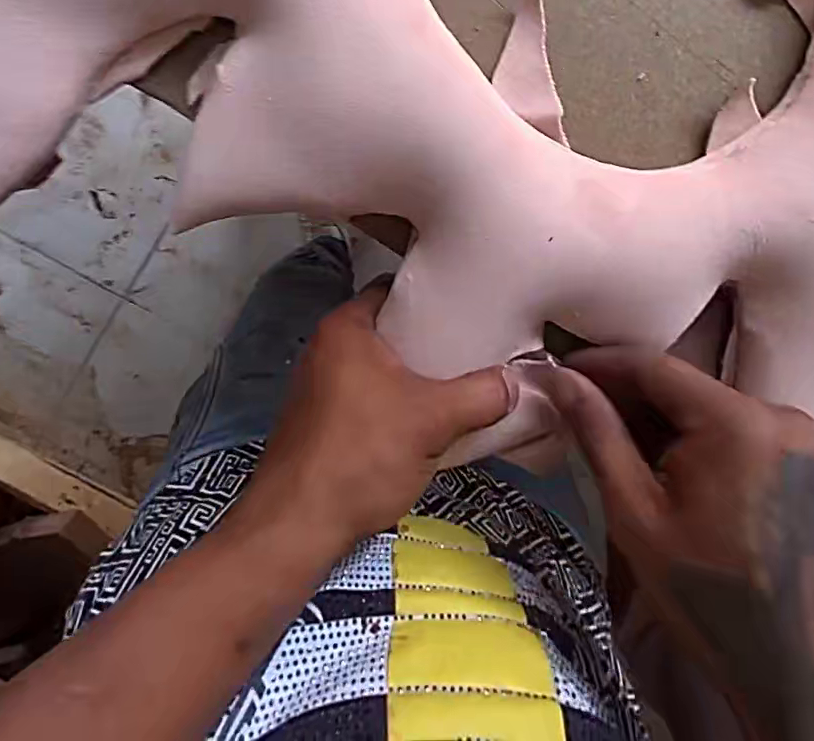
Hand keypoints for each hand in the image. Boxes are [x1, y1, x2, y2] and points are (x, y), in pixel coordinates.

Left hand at [239, 281, 516, 552]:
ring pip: (379, 366)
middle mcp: (326, 347)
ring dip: (413, 376)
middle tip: (471, 349)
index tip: (467, 307)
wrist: (296, 524)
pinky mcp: (319, 419)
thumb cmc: (362, 453)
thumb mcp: (433, 420)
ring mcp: (318, 385)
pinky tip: (423, 422)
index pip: (393, 289)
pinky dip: (394, 402)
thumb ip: (481, 395)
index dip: (431, 295)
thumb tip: (516, 382)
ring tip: (456, 384)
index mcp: (346, 327)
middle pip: (389, 329)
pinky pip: (366, 395)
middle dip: (429, 340)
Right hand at [536, 348, 813, 740]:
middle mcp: (781, 416)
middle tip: (581, 410)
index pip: (654, 366)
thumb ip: (597, 434)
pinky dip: (699, 437)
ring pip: (712, 407)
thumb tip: (559, 377)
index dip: (601, 362)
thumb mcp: (636, 514)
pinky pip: (741, 430)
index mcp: (738, 421)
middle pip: (686, 386)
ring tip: (618, 441)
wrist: (809, 680)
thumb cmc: (709, 599)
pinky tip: (669, 466)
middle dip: (629, 395)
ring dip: (663, 418)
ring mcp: (806, 441)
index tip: (559, 369)